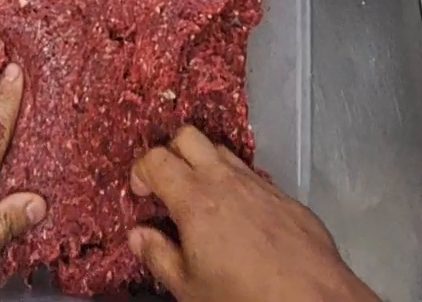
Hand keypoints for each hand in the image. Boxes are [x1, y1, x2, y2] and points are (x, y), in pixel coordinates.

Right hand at [128, 127, 379, 301]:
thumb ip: (159, 256)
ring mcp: (258, 183)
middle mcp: (224, 178)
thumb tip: (137, 234)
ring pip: (221, 150)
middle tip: (168, 185)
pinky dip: (236, 185)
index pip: (156, 159)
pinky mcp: (285, 196)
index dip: (141, 170)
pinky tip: (241, 219)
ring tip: (203, 198)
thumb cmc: (244, 298)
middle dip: (171, 152)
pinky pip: (252, 175)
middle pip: (187, 136)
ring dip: (204, 163)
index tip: (141, 194)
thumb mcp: (190, 289)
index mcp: (195, 198)